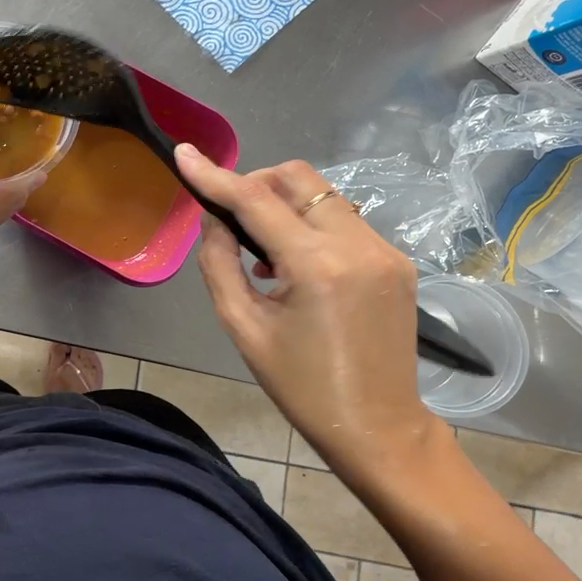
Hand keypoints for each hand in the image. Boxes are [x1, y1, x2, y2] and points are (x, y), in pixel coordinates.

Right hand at [174, 145, 438, 471]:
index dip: (214, 175)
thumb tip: (214, 221)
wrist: (378, 426)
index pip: (256, 200)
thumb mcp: (242, 326)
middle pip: (299, 179)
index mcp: (317, 266)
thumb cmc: (300, 385)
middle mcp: (359, 246)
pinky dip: (310, 225)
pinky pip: (344, 221)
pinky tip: (294, 266)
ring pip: (323, 195)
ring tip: (263, 253)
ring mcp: (386, 252)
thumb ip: (219, 263)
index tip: (184, 154)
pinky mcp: (397, 263)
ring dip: (284, 205)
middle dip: (256, 183)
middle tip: (230, 218)